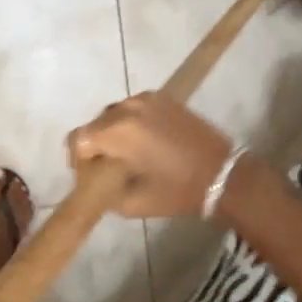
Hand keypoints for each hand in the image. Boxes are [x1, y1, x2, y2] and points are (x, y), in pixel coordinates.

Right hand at [66, 93, 233, 218]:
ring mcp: (147, 99)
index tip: (87, 175)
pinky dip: (132, 123)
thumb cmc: (177, 190)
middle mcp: (128, 108)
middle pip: (94, 124)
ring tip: (127, 154)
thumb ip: (103, 191)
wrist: (224, 175)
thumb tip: (93, 184)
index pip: (78, 138)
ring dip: (113, 132)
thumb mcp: (132, 203)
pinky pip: (134, 109)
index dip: (77, 159)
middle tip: (107, 168)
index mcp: (117, 132)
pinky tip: (145, 142)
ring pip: (114, 114)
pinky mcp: (164, 98)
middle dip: (95, 145)